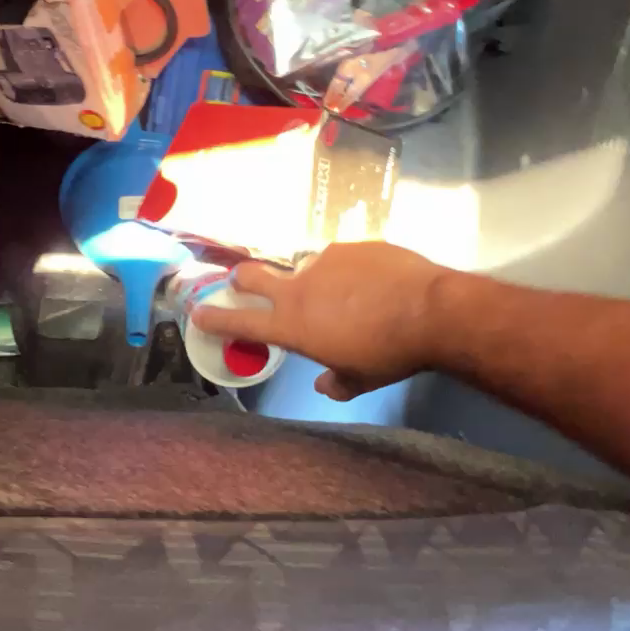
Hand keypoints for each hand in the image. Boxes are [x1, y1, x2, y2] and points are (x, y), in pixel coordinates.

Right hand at [190, 242, 451, 400]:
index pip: (241, 323)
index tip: (197, 312)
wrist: (432, 311)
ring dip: (315, 282)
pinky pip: (341, 260)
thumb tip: (326, 384)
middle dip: (241, 280)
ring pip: (305, 269)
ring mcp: (323, 262)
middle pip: (252, 276)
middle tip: (243, 284)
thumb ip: (337, 381)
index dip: (214, 318)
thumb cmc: (390, 354)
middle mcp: (298, 289)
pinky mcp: (351, 246)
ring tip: (347, 295)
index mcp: (292, 326)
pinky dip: (349, 272)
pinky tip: (374, 282)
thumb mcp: (361, 379)